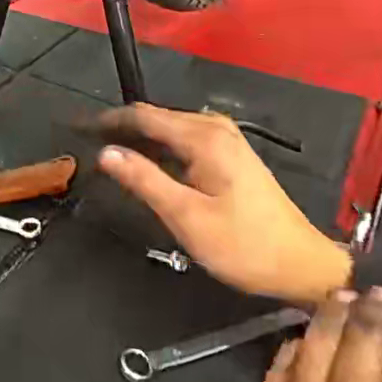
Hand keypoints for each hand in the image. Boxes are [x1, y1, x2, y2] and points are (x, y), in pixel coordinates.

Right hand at [95, 104, 352, 303]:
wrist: (303, 265)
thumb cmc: (244, 245)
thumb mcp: (187, 217)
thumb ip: (144, 180)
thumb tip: (105, 152)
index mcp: (203, 137)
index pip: (142, 116)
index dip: (107, 120)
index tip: (77, 129)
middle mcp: (213, 127)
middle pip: (155, 118)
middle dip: (120, 128)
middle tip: (86, 144)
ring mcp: (224, 138)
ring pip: (168, 129)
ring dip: (138, 139)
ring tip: (107, 155)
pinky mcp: (229, 153)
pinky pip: (182, 140)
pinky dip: (158, 148)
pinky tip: (144, 164)